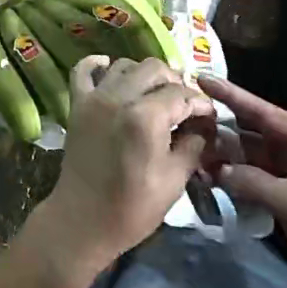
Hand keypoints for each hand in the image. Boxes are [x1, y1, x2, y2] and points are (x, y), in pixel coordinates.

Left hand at [36, 57, 215, 272]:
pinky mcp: (77, 105)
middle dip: (175, 83)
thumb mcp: (174, 179)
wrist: (82, 223)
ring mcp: (95, 98)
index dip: (201, 104)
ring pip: (125, 64)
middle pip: (155, 69)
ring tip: (154, 95)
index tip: (209, 116)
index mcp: (145, 116)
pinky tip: (111, 71)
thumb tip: (202, 126)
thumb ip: (192, 144)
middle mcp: (119, 97)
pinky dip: (98, 64)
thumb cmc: (132, 208)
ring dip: (144, 75)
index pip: (182, 94)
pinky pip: (83, 70)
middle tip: (184, 106)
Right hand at [202, 76, 286, 287]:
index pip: (267, 114)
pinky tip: (215, 185)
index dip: (234, 96)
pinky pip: (262, 188)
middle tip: (188, 124)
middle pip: (259, 137)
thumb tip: (216, 170)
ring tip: (193, 155)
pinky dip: (240, 187)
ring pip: (257, 164)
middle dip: (225, 132)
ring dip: (229, 162)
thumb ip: (252, 183)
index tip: (204, 80)